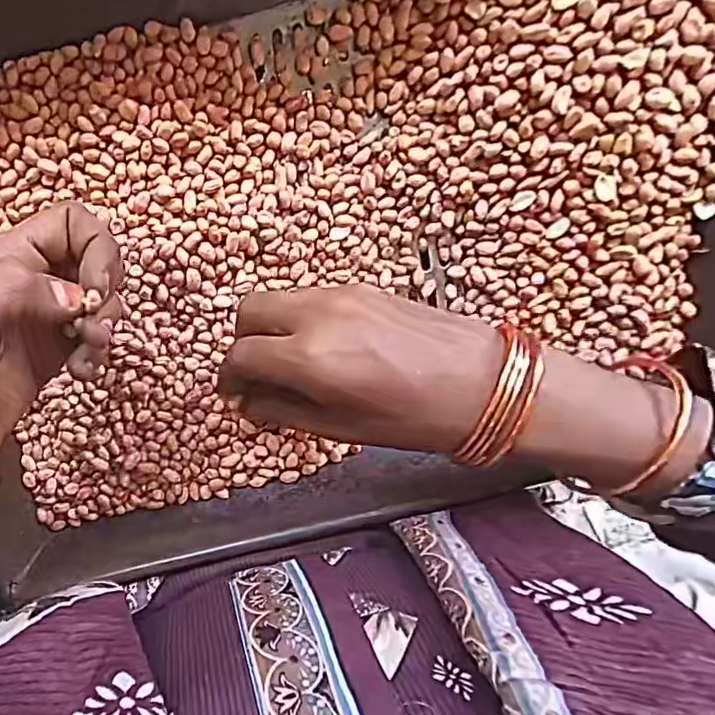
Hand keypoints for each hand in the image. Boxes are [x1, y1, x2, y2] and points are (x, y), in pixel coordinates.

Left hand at [0, 203, 122, 481]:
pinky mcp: (55, 350)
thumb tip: (75, 295)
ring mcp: (44, 316)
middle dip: (106, 290)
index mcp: (2, 260)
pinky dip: (99, 351)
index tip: (96, 292)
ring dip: (105, 325)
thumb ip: (12, 290)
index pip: (69, 221)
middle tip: (95, 328)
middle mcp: (27, 280)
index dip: (96, 247)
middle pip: (93, 256)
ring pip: (99, 298)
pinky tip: (83, 374)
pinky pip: (95, 334)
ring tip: (87, 358)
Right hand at [216, 285, 503, 454]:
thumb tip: (249, 403)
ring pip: (279, 298)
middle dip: (242, 342)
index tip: (233, 392)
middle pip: (249, 311)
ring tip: (290, 361)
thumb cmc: (416, 417)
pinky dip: (299, 318)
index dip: (229, 377)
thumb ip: (283, 411)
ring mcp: (340, 294)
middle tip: (256, 372)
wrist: (485, 382)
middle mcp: (317, 315)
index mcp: (309, 357)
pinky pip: (309, 296)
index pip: (241, 355)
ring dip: (271, 327)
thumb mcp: (341, 427)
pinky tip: (323, 346)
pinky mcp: (361, 286)